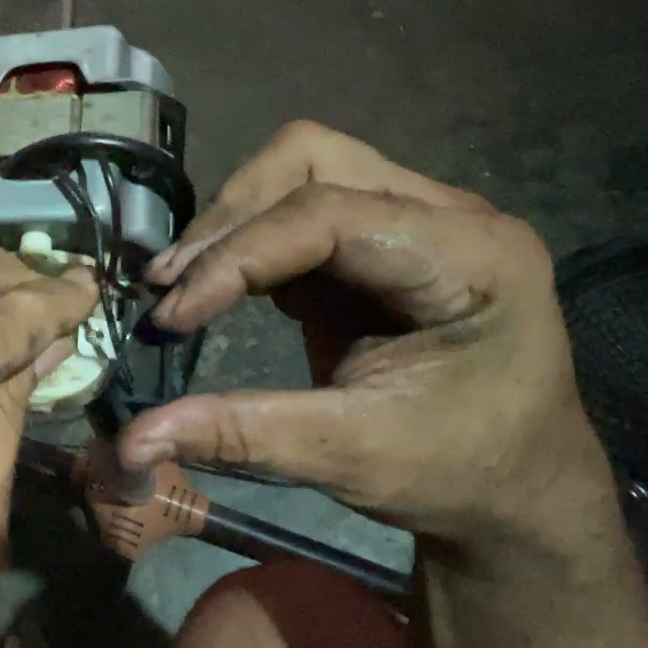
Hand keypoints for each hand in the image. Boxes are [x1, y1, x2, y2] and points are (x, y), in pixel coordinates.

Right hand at [123, 122, 616, 556]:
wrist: (513, 487)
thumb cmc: (455, 471)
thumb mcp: (349, 456)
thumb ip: (240, 433)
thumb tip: (135, 440)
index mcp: (469, 257)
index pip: (326, 212)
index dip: (234, 257)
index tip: (171, 317)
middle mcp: (446, 215)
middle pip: (309, 160)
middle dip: (227, 220)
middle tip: (170, 288)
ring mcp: (410, 219)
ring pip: (296, 170)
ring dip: (228, 224)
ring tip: (180, 287)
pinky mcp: (372, 242)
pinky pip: (291, 210)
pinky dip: (241, 243)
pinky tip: (211, 290)